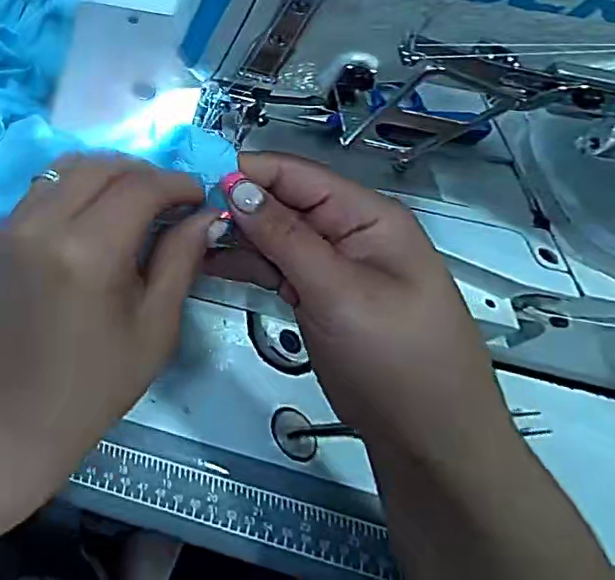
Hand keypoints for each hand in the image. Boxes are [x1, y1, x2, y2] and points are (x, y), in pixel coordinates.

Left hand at [0, 153, 219, 474]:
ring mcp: (14, 224)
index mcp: (87, 252)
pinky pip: (44, 186)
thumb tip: (207, 213)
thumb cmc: (98, 379)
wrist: (20, 409)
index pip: (138, 187)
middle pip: (102, 165)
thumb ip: (181, 258)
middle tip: (169, 197)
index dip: (175, 183)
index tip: (197, 195)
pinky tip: (94, 213)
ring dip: (108, 172)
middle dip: (143, 172)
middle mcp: (44, 225)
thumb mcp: (156, 325)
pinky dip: (75, 186)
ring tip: (133, 198)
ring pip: (69, 166)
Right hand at [214, 152, 513, 457]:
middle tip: (183, 213)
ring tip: (187, 237)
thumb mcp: (339, 293)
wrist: (431, 443)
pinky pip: (274, 264)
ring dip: (234, 233)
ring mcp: (329, 262)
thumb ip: (285, 236)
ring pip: (272, 232)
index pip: (295, 174)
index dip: (246, 171)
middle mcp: (345, 229)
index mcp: (365, 215)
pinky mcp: (316, 291)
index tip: (196, 177)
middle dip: (234, 203)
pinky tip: (209, 262)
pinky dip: (244, 262)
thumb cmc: (399, 360)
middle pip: (280, 201)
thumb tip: (237, 187)